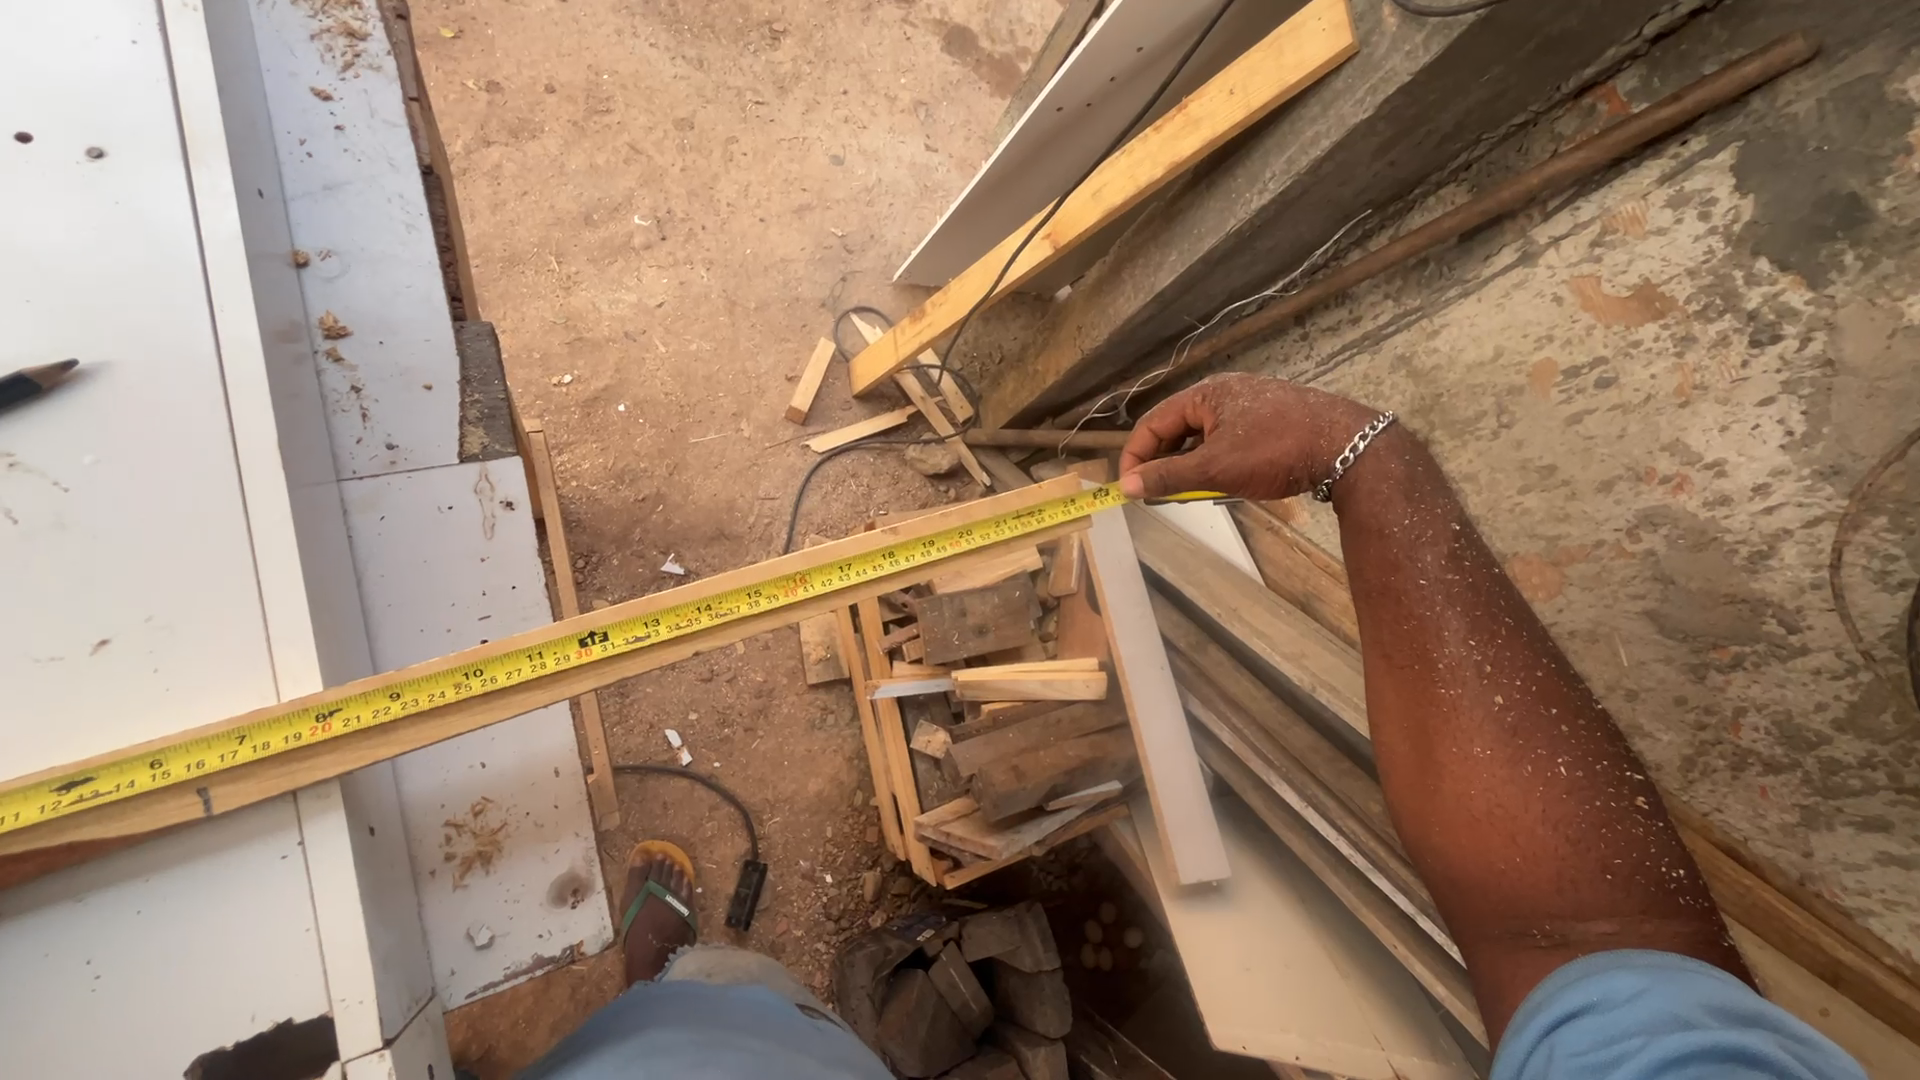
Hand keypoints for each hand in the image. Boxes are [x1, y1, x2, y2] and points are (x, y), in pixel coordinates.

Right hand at [1117, 373, 1381, 500]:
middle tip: (1157, 494)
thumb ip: (1168, 477)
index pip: (1152, 423)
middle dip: (1163, 462)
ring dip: (1189, 465)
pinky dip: (1214, 462)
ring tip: (1188, 493)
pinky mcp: (1268, 420)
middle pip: (1175, 428)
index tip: (1130, 488)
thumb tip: (1126, 486)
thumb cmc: (1275, 452)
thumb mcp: (1215, 469)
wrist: (1349, 447)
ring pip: (1201, 437)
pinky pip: (1226, 440)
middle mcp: (1223, 393)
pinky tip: (1220, 483)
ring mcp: (1248, 405)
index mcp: (1205, 395)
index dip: (1135, 456)